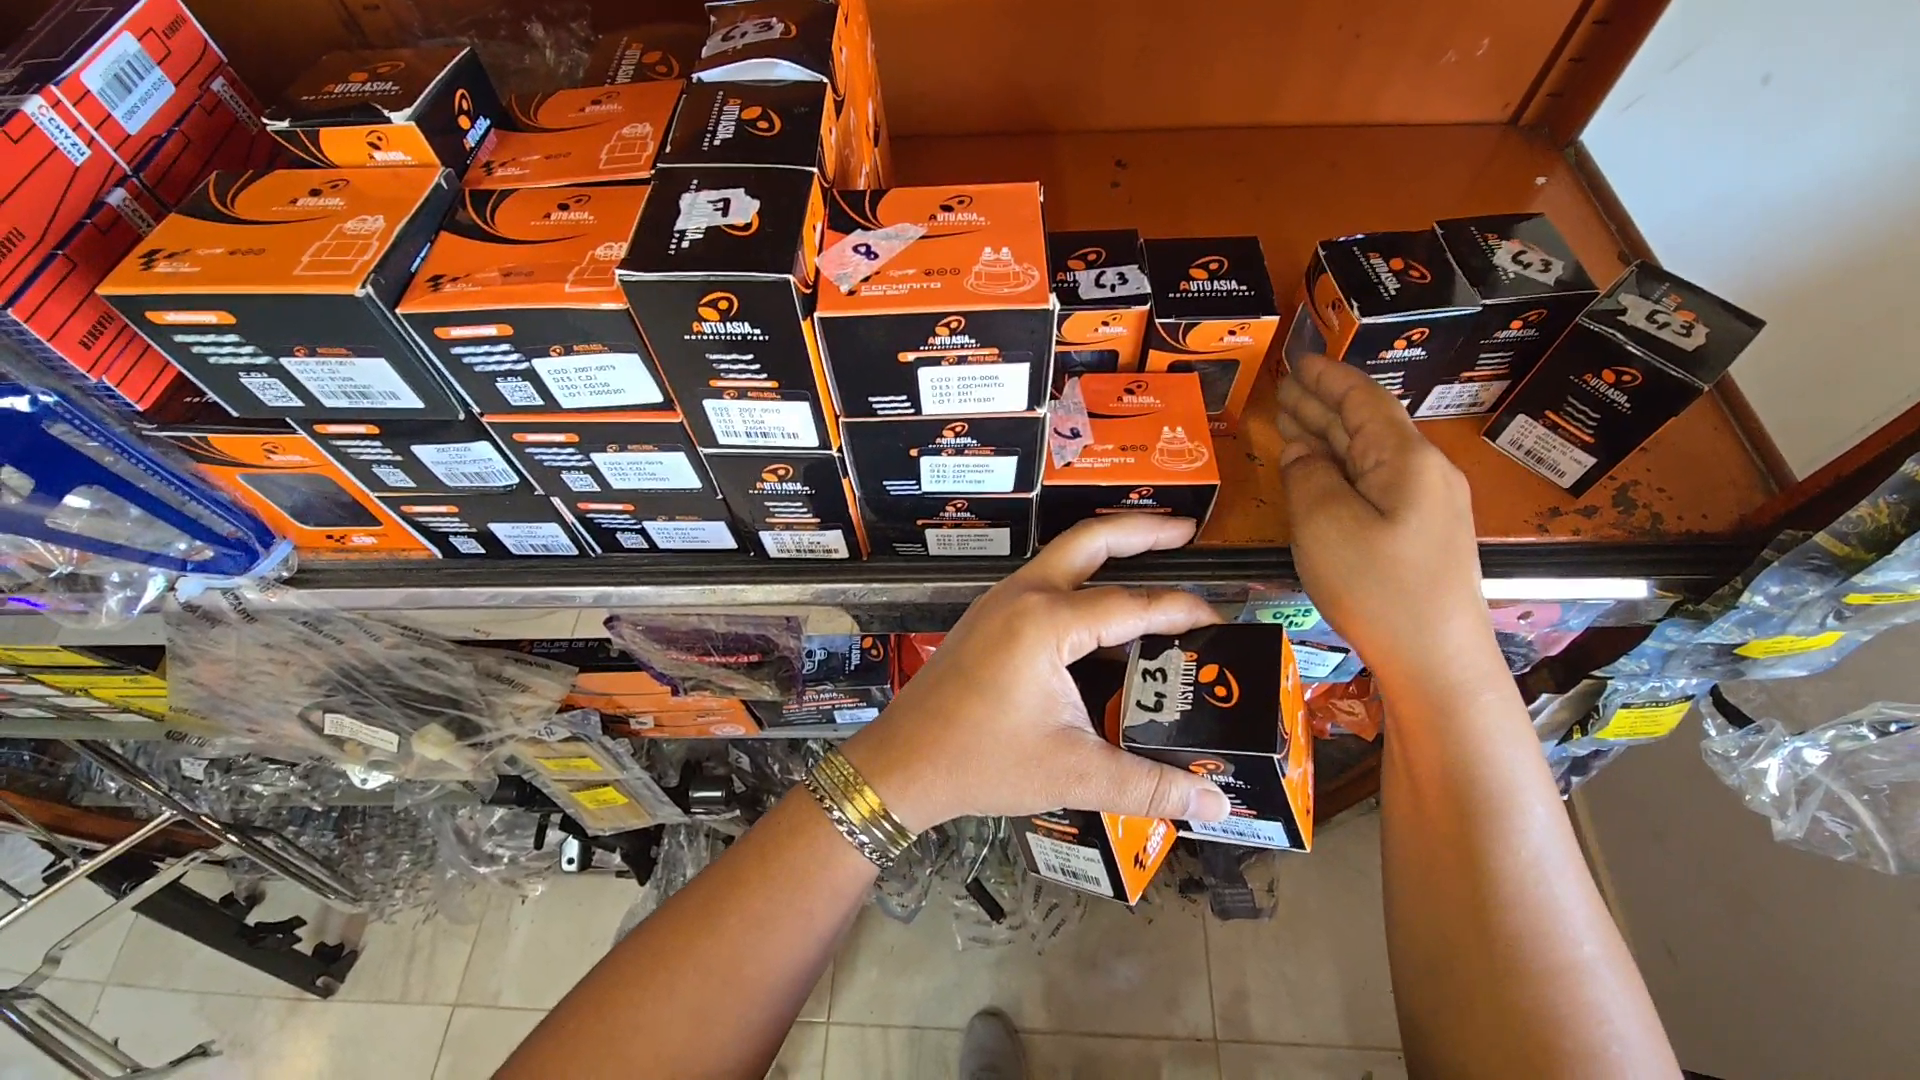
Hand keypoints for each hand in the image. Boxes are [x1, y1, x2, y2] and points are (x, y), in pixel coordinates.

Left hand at [839, 515, 1233, 832]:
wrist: (901, 764)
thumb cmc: (980, 762)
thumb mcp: (1072, 773)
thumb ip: (1149, 784)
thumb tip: (1215, 802)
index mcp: (1046, 623)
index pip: (1133, 605)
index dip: (1183, 612)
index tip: (1222, 622)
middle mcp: (1022, 596)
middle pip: (1090, 541)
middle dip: (1143, 530)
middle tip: (1189, 529)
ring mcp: (999, 602)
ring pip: (1062, 555)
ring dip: (1108, 548)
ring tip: (1153, 552)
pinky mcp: (987, 617)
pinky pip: (1044, 579)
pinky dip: (1080, 576)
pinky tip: (1100, 606)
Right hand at [1276, 354, 1494, 689]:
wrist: (1436, 660)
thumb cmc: (1377, 587)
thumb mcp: (1324, 524)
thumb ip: (1307, 476)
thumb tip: (1301, 451)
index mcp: (1407, 459)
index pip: (1363, 400)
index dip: (1327, 378)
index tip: (1296, 361)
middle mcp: (1424, 472)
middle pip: (1368, 425)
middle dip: (1323, 406)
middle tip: (1281, 392)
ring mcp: (1427, 506)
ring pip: (1370, 456)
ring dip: (1329, 438)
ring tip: (1291, 423)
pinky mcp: (1421, 535)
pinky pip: (1375, 485)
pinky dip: (1341, 470)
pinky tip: (1320, 474)